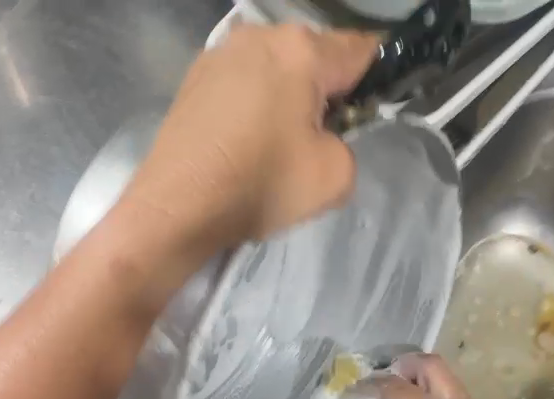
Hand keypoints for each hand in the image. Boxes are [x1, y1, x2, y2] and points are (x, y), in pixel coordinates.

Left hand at [120, 25, 376, 253]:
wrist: (177, 208)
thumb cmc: (259, 185)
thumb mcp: (334, 178)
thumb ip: (350, 148)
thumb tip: (331, 139)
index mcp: (302, 49)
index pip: (361, 51)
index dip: (376, 82)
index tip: (371, 112)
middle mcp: (260, 35)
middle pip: (312, 59)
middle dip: (323, 93)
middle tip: (319, 141)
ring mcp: (221, 54)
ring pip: (274, 71)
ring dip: (285, 100)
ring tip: (277, 148)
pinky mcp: (193, 80)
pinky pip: (241, 87)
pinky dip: (251, 109)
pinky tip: (245, 146)